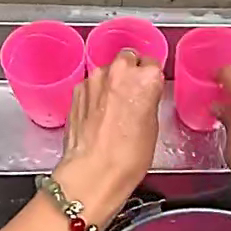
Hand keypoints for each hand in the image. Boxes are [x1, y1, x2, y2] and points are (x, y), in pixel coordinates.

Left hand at [53, 49, 163, 218]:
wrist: (94, 171)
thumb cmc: (127, 156)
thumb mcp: (153, 126)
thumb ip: (148, 99)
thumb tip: (143, 95)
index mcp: (146, 77)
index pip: (152, 63)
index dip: (150, 78)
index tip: (149, 89)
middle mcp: (119, 71)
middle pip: (128, 59)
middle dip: (129, 73)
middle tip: (131, 96)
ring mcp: (94, 79)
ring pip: (107, 71)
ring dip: (110, 83)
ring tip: (113, 110)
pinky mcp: (77, 90)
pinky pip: (91, 85)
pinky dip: (94, 94)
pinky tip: (98, 115)